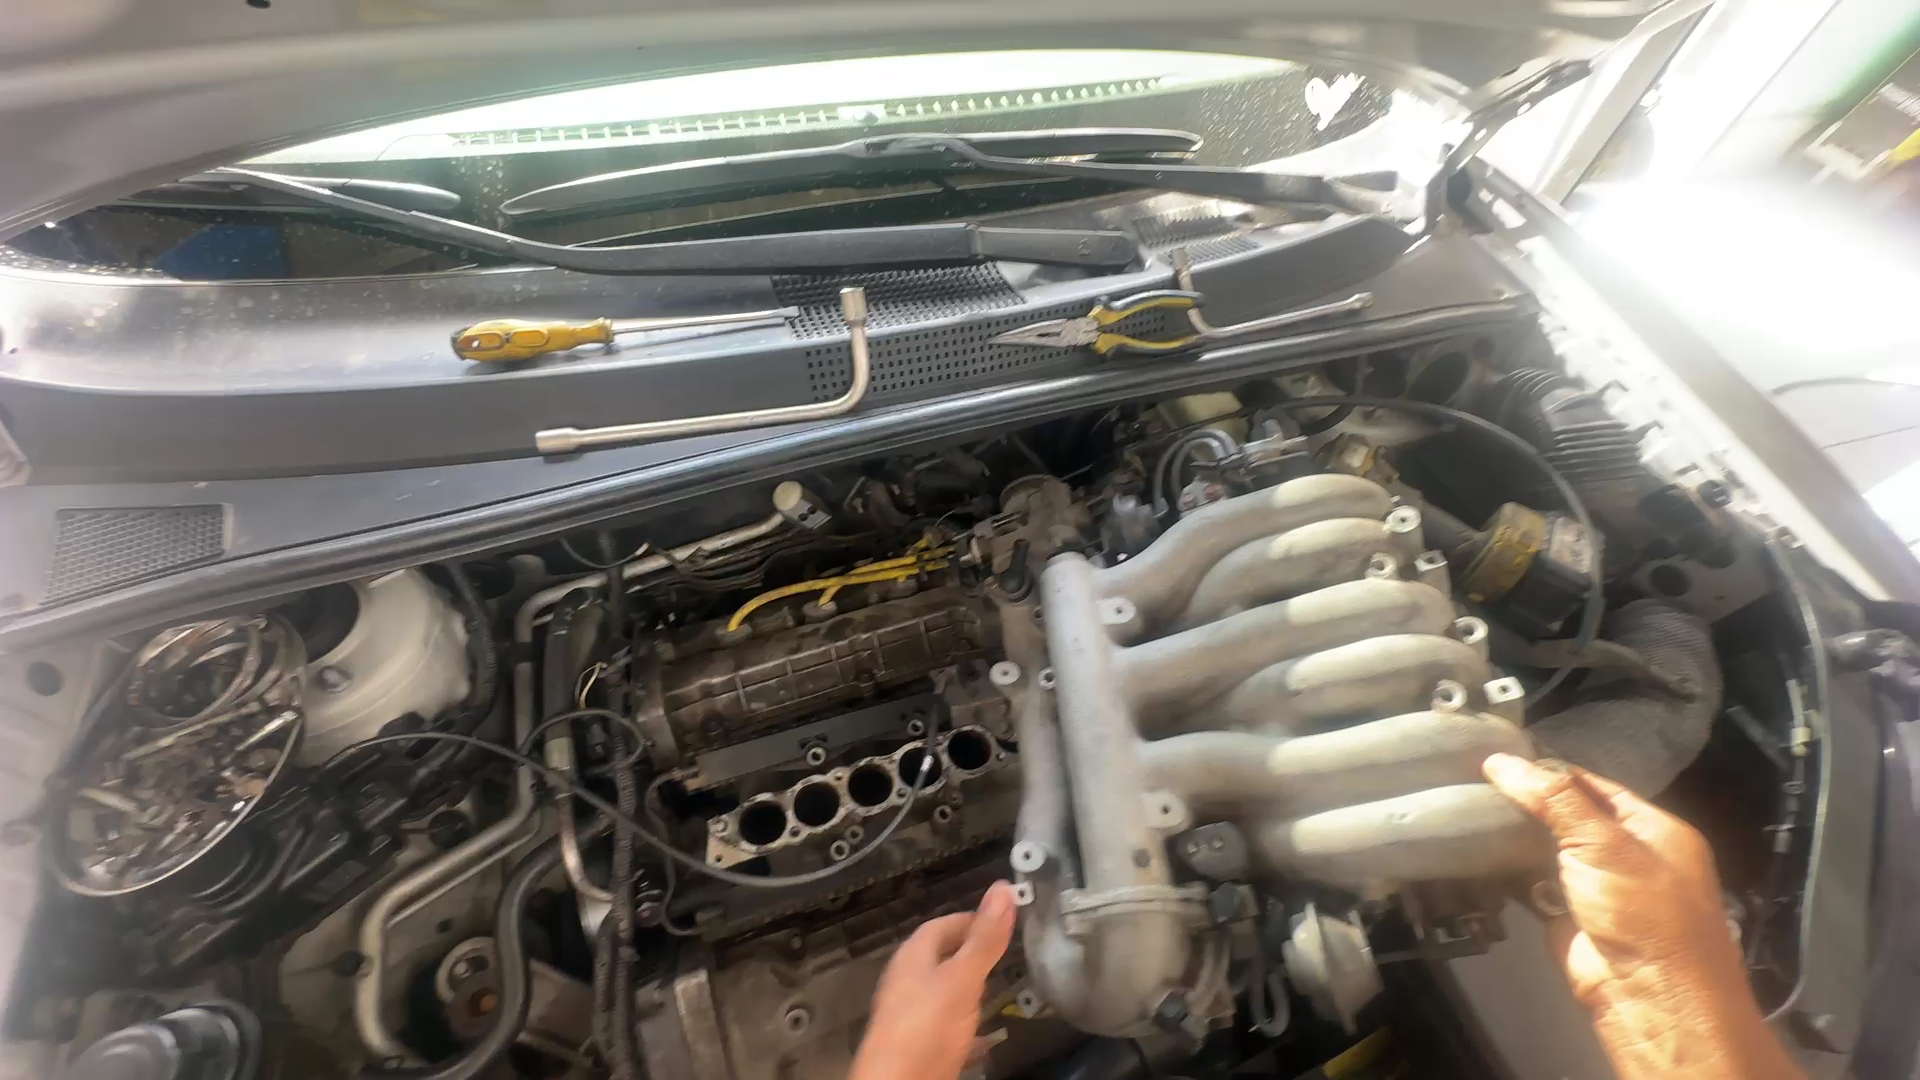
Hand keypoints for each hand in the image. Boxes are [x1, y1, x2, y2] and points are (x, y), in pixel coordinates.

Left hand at [850, 881, 1016, 1079]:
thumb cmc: (926, 1024)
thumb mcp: (962, 978)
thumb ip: (984, 939)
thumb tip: (1003, 889)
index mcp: (913, 954)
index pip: (944, 924)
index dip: (972, 919)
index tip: (1000, 922)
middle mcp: (907, 979)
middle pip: (942, 956)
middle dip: (971, 954)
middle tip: (1001, 955)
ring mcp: (910, 1014)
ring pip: (944, 991)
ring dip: (968, 990)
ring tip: (995, 992)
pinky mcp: (917, 1045)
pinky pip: (945, 1027)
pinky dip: (965, 1027)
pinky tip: (983, 1038)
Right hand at [1482, 753, 1802, 1079]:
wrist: (1648, 1001)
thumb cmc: (1643, 915)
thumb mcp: (1604, 844)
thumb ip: (1552, 798)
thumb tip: (1497, 759)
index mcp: (1653, 831)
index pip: (1590, 783)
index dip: (1545, 769)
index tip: (1493, 755)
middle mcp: (1625, 853)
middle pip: (1562, 812)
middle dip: (1520, 799)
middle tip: (1467, 777)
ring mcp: (1593, 883)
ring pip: (1540, 843)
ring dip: (1506, 832)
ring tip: (1458, 805)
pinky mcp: (1562, 909)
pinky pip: (1525, 875)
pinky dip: (1501, 864)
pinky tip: (1469, 845)